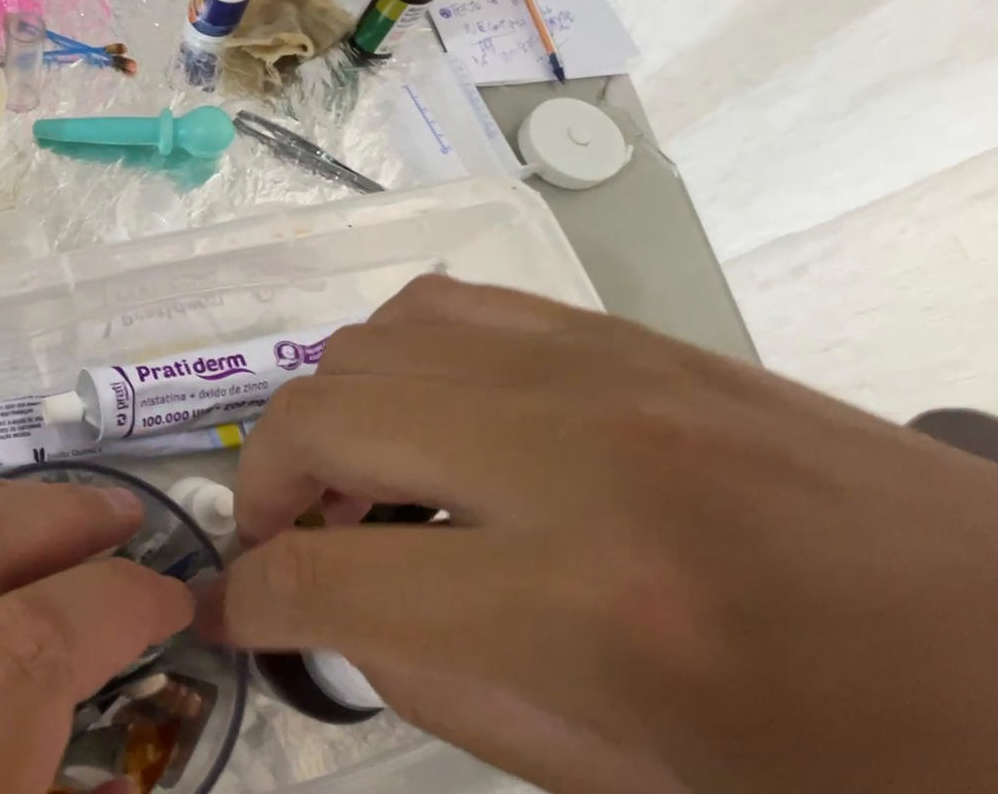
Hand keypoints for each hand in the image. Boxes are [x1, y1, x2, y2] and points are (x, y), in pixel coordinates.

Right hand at [207, 275, 997, 793]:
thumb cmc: (822, 758)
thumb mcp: (601, 773)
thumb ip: (421, 678)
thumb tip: (319, 603)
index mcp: (581, 607)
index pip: (326, 576)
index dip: (250, 596)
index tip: (229, 607)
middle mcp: (570, 455)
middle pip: (318, 417)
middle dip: (263, 485)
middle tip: (283, 540)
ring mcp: (599, 369)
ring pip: (364, 343)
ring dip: (323, 418)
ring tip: (352, 481)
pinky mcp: (622, 332)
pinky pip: (438, 304)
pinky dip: (389, 358)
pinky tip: (418, 416)